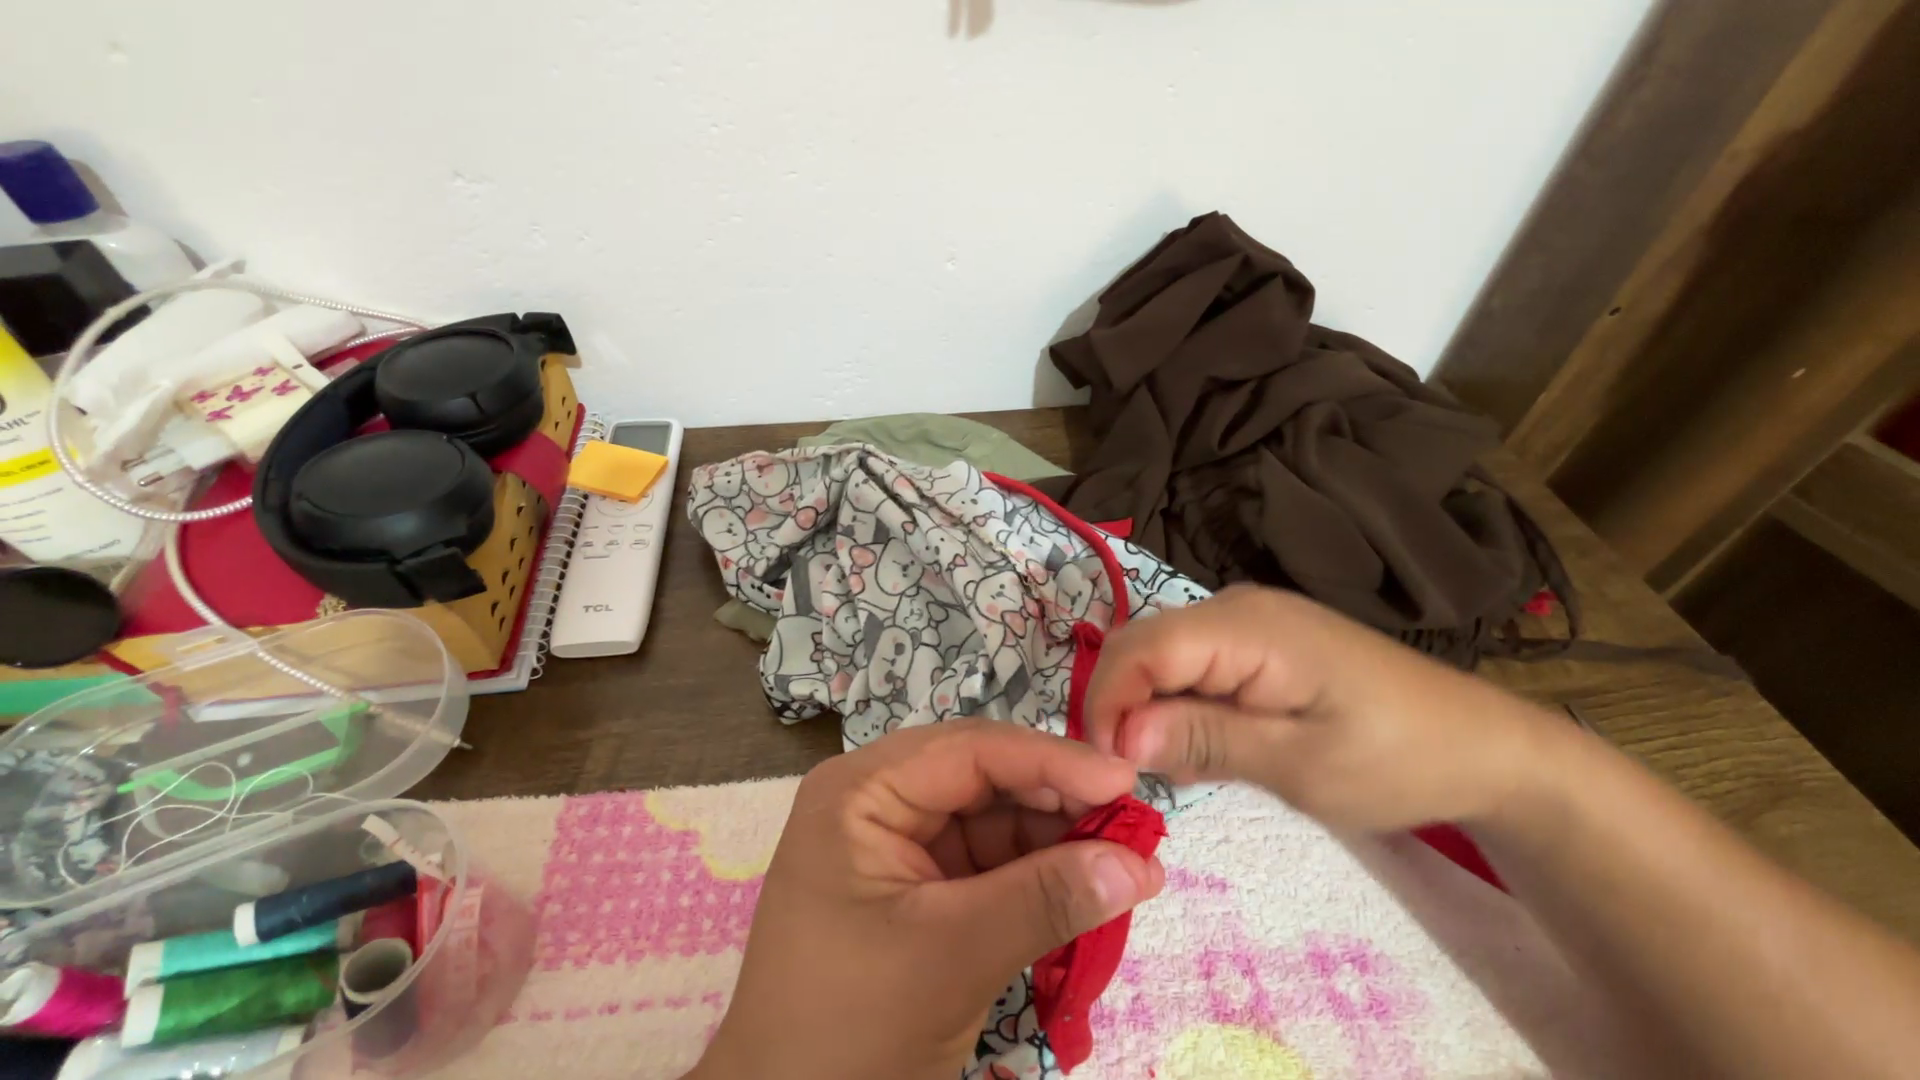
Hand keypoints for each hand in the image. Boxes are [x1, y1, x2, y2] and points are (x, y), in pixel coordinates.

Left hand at [691, 720, 1164, 1079]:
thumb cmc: (851, 1025)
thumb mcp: (951, 955)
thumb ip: (1047, 900)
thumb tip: (1141, 863)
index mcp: (861, 791)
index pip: (969, 751)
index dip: (1051, 761)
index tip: (1126, 783)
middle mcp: (877, 801)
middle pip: (984, 778)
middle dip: (1058, 802)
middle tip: (1135, 827)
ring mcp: (897, 845)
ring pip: (993, 820)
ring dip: (1056, 841)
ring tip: (1125, 863)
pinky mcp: (917, 889)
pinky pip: (988, 863)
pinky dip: (1036, 876)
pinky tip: (1085, 888)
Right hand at [1084, 585, 1564, 832]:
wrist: (1483, 747)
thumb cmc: (1396, 760)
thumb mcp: (1298, 764)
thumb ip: (1204, 739)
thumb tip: (1119, 736)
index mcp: (1246, 626)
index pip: (1139, 648)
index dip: (1108, 703)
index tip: (1112, 769)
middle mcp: (1237, 607)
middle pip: (1142, 644)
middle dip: (1122, 706)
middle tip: (1137, 775)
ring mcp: (1250, 620)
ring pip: (1161, 655)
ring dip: (1150, 709)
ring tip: (1177, 767)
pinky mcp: (1260, 642)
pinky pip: (1193, 664)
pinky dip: (1181, 705)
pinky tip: (1205, 746)